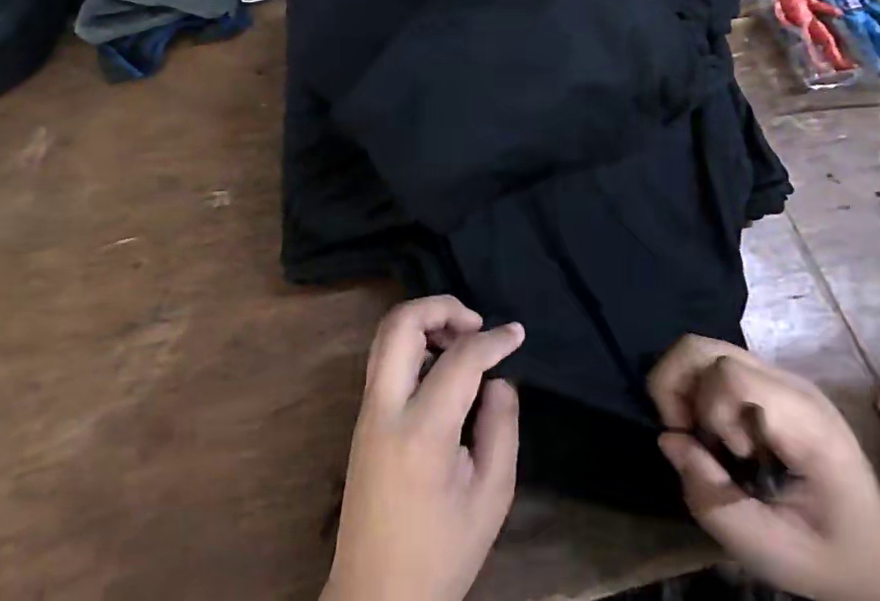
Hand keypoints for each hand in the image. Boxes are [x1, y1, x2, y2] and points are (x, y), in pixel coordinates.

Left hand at [323, 297, 523, 600]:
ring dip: (425, 322)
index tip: (518, 334)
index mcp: (422, 432)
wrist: (377, 595)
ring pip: (385, 335)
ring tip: (463, 340)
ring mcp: (366, 412)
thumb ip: (501, 425)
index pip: (460, 359)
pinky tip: (443, 366)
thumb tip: (498, 379)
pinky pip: (384, 359)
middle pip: (400, 324)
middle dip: (442, 307)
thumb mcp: (492, 493)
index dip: (495, 339)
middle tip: (477, 325)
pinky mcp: (361, 419)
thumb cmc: (443, 550)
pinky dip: (414, 343)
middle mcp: (384, 410)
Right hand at [649, 337, 879, 600]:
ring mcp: (781, 380)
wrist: (876, 556)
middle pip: (706, 348)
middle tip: (687, 436)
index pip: (731, 374)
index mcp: (804, 421)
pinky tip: (714, 435)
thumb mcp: (767, 548)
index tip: (727, 457)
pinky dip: (698, 392)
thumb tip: (669, 439)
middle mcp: (791, 385)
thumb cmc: (826, 556)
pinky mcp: (771, 386)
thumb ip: (711, 496)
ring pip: (706, 350)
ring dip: (684, 388)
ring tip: (697, 436)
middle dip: (677, 387)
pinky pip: (718, 366)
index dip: (709, 411)